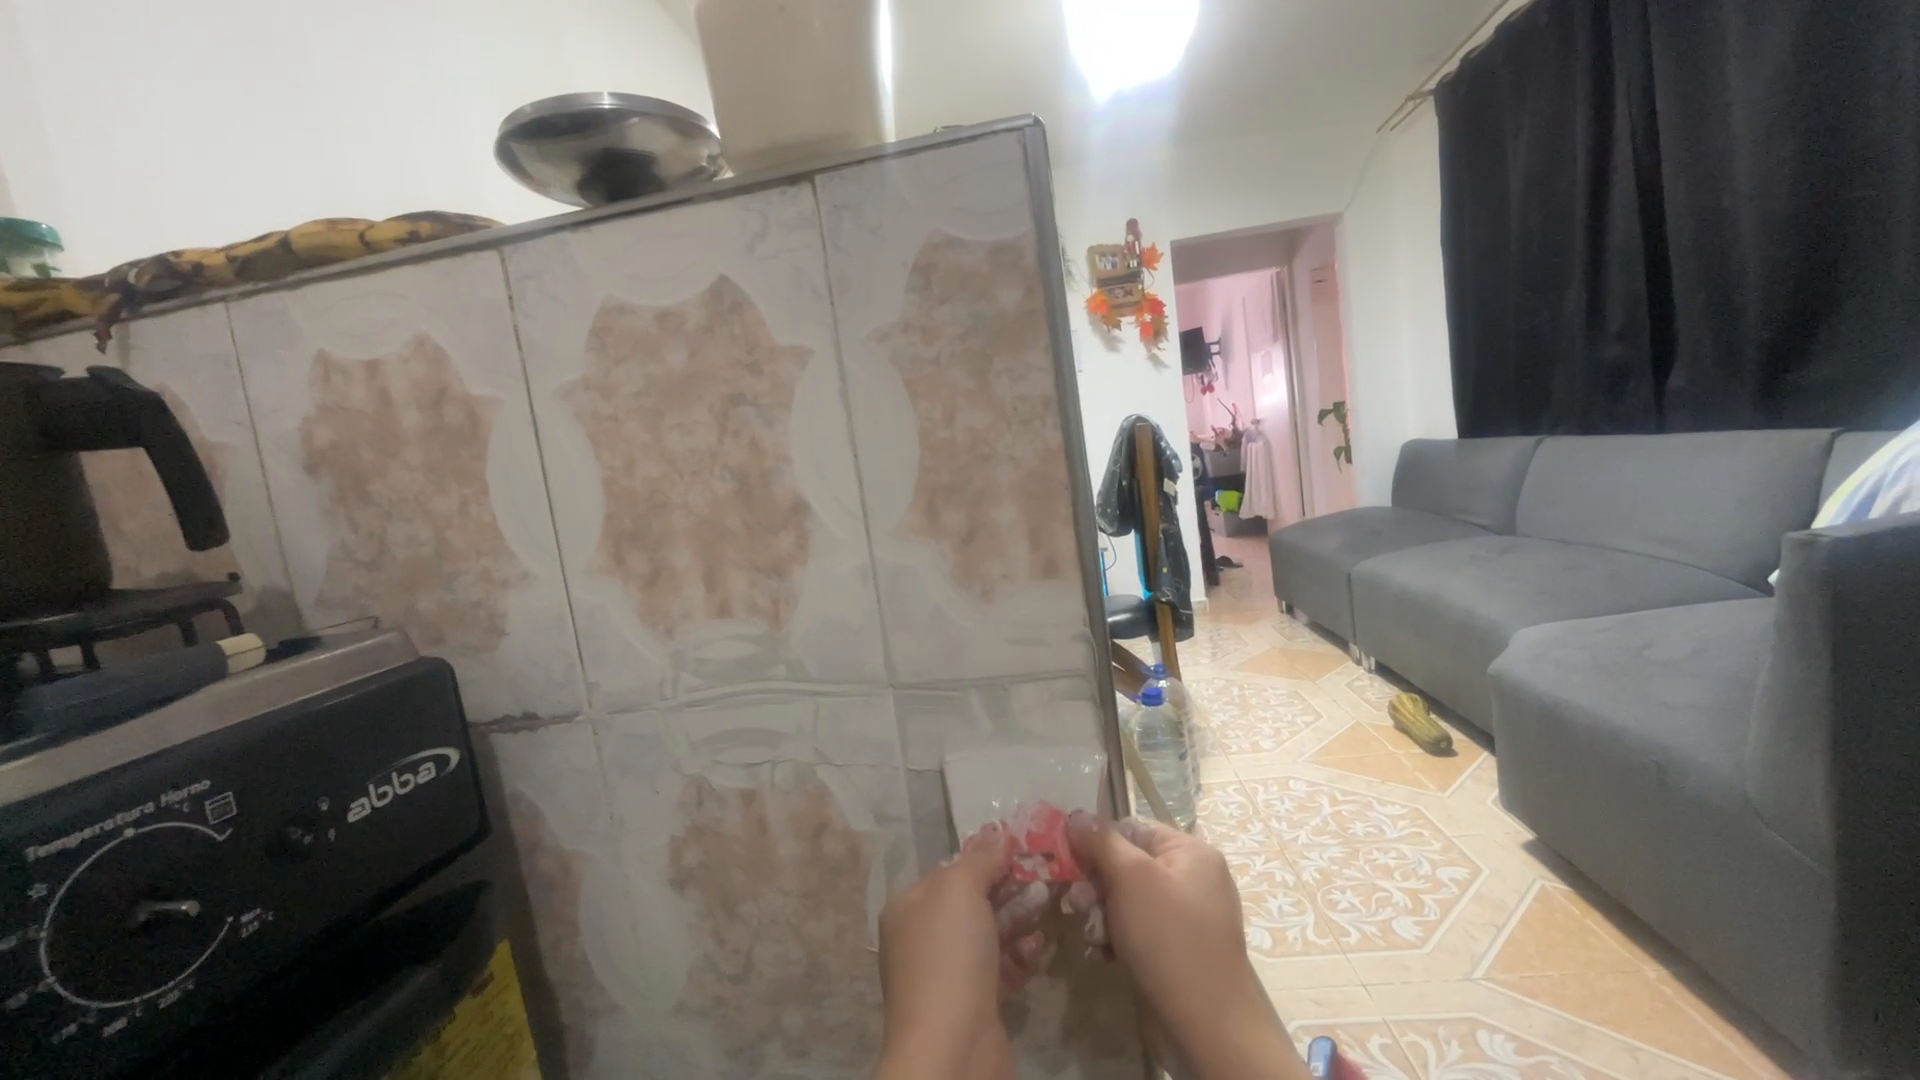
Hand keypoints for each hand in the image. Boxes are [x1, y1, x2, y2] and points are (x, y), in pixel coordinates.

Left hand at [876, 826, 1049, 1079]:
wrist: (951, 1047)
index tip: (1022, 851)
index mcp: (909, 907)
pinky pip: (1000, 966)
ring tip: (1044, 913)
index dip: (985, 859)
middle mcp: (923, 938)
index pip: (950, 870)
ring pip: (990, 933)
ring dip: (1019, 920)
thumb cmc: (949, 956)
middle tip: (1043, 882)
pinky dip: (1019, 954)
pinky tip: (1036, 949)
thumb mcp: (960, 890)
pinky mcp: (974, 1002)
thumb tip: (998, 836)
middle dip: (1008, 889)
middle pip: (972, 901)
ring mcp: (947, 973)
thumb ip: (980, 859)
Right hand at [1067, 813, 1312, 1079]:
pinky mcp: (1174, 949)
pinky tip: (1102, 952)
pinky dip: (1115, 936)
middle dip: (1096, 883)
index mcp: (1190, 851)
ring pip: (1126, 898)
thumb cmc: (1169, 939)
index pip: (1131, 828)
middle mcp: (1191, 877)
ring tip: (1092, 934)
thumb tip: (1074, 815)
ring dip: (1101, 913)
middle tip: (1077, 905)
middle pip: (1126, 863)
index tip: (1067, 861)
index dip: (1097, 841)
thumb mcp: (1131, 878)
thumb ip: (1101, 841)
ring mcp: (1184, 916)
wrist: (1206, 1025)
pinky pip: (1136, 928)